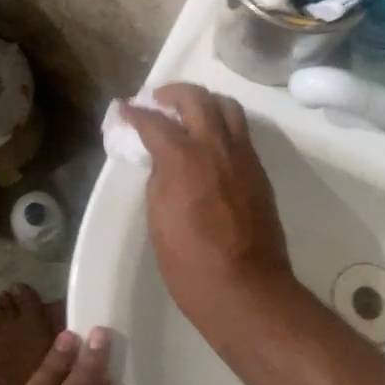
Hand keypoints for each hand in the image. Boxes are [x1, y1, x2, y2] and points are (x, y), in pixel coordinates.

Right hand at [120, 84, 296, 327]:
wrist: (247, 291)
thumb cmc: (191, 263)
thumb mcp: (159, 219)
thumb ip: (160, 178)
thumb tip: (164, 162)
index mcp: (183, 157)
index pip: (154, 121)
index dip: (135, 113)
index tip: (125, 109)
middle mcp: (215, 146)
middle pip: (196, 98)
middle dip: (173, 93)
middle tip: (158, 101)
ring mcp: (242, 156)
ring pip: (226, 106)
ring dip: (204, 102)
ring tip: (189, 114)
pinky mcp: (258, 171)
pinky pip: (240, 132)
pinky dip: (222, 125)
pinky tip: (210, 143)